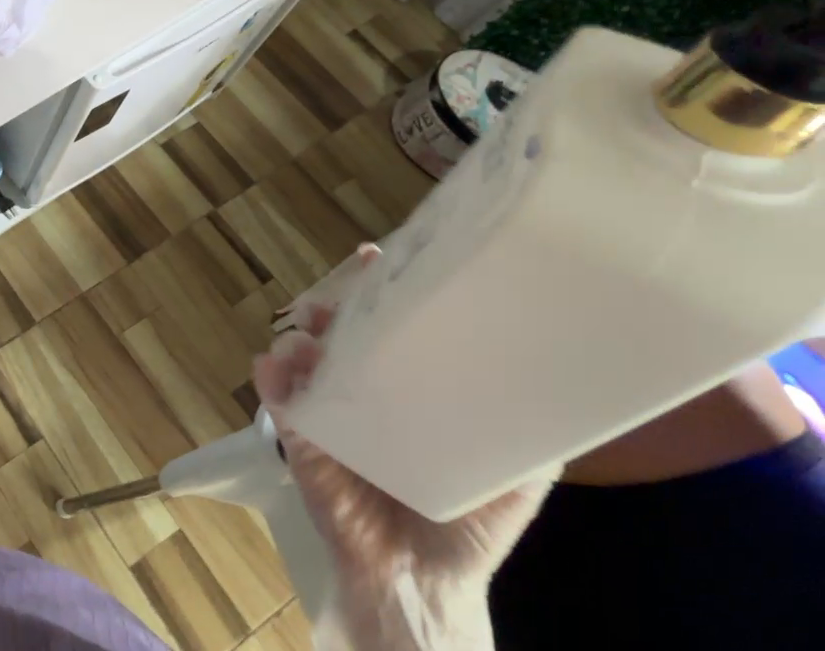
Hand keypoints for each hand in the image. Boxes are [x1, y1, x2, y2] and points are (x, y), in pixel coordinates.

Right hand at [256, 248, 551, 650]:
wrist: (422, 579)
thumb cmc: (466, 525)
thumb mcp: (515, 471)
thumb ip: (530, 427)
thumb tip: (564, 375)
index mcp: (402, 392)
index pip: (385, 329)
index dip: (376, 290)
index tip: (376, 257)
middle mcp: (359, 393)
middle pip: (336, 331)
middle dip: (330, 303)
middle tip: (336, 297)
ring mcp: (324, 413)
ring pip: (299, 355)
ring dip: (300, 334)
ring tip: (313, 330)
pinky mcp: (300, 440)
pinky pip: (277, 398)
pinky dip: (271, 375)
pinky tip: (278, 364)